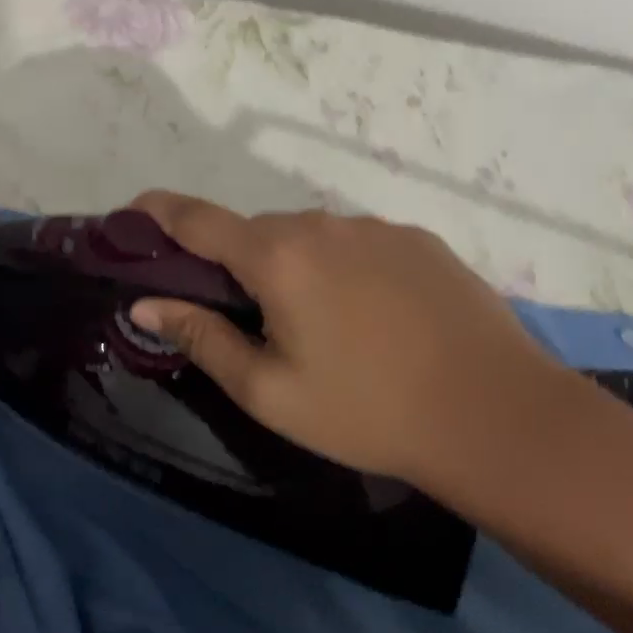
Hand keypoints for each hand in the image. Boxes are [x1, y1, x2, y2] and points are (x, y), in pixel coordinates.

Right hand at [127, 191, 564, 484]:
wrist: (503, 420)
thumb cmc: (368, 411)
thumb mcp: (268, 391)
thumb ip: (201, 336)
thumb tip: (145, 303)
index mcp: (276, 256)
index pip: (194, 217)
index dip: (155, 212)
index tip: (129, 217)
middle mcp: (320, 225)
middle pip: (252, 231)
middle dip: (233, 261)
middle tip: (243, 317)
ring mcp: (374, 228)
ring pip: (306, 237)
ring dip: (290, 266)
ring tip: (318, 327)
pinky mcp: (418, 240)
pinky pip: (354, 244)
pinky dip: (340, 268)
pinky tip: (370, 319)